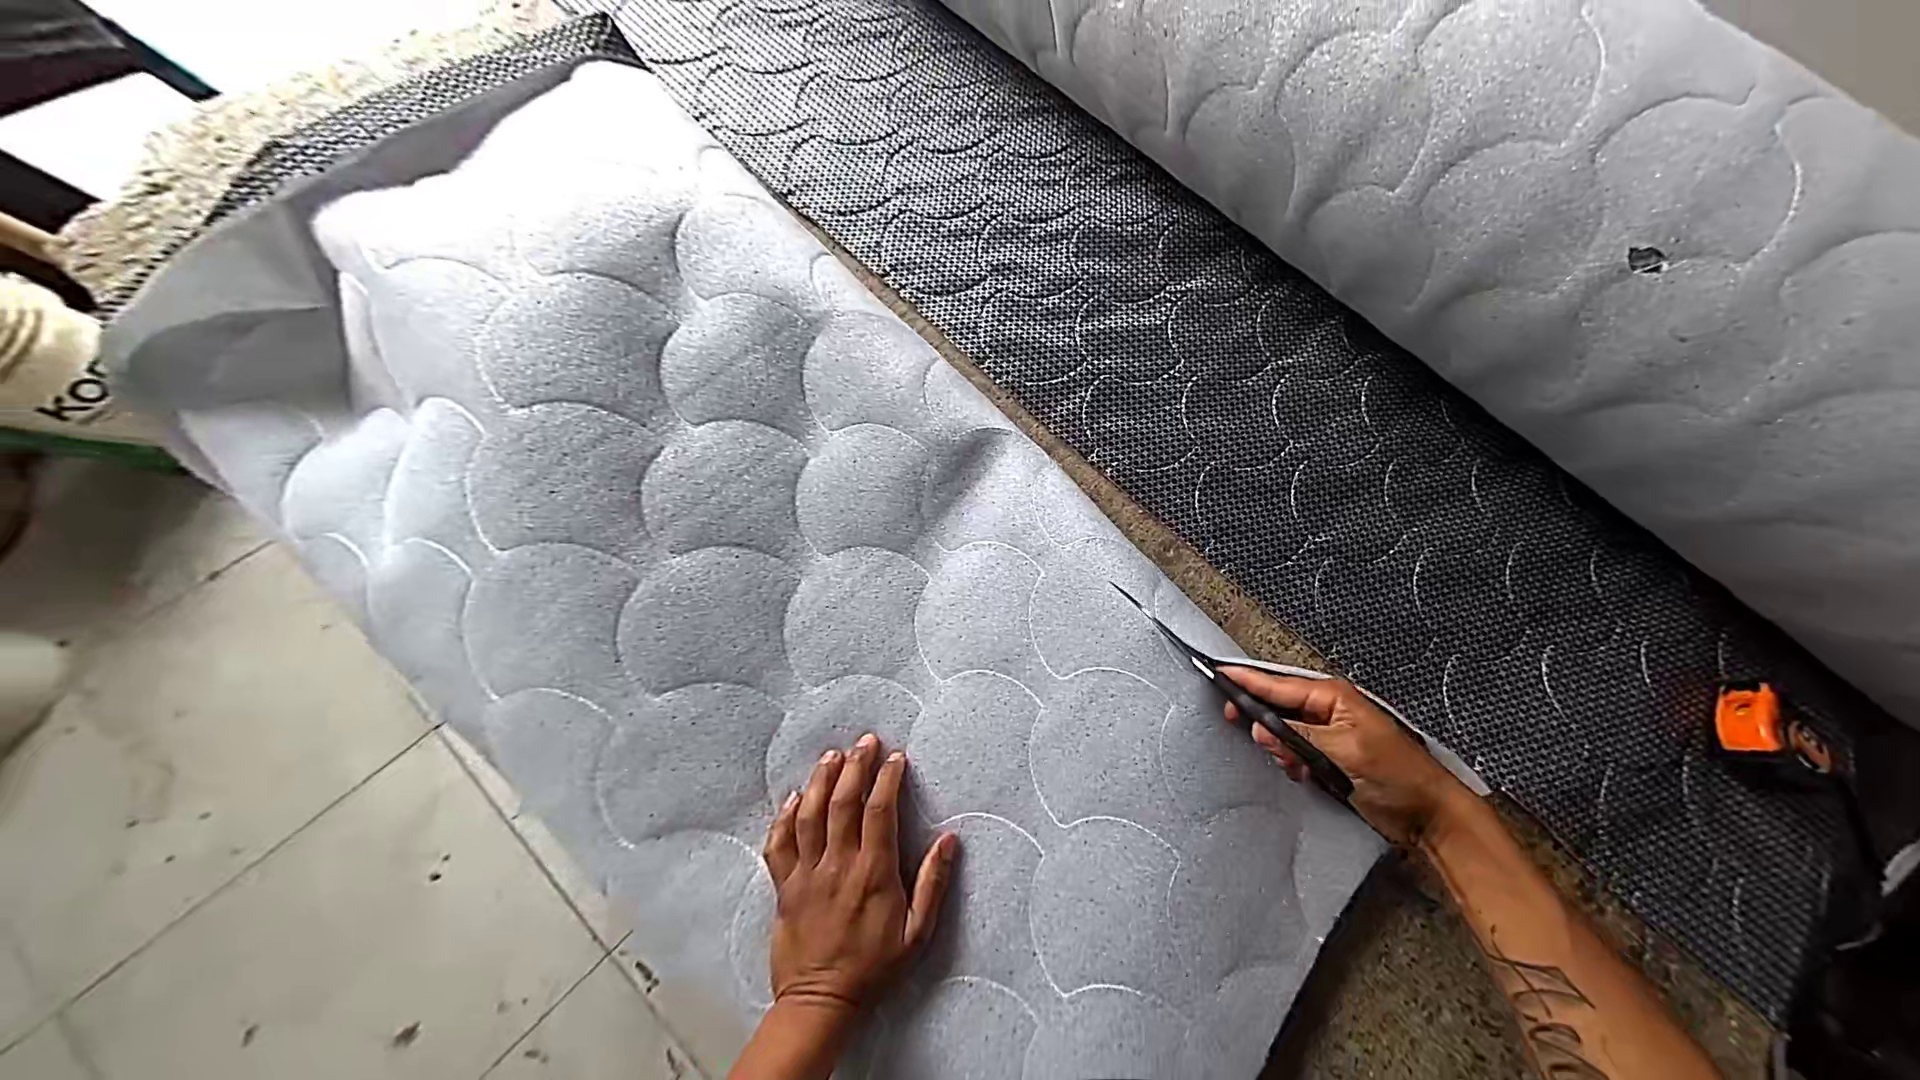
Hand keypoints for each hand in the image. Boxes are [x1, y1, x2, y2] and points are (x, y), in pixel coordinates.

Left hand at [761, 734, 957, 1024]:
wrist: (822, 1002)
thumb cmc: (873, 969)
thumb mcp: (917, 933)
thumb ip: (933, 883)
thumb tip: (949, 841)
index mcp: (873, 873)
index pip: (880, 811)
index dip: (887, 779)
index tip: (896, 758)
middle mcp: (838, 865)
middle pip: (843, 802)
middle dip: (855, 766)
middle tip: (865, 741)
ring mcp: (807, 874)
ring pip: (809, 815)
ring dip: (821, 781)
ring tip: (832, 755)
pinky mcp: (785, 886)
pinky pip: (778, 844)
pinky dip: (783, 816)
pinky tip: (792, 796)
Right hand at [1219, 667, 1470, 845]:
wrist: (1430, 816)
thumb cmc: (1401, 777)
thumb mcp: (1342, 749)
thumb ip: (1296, 735)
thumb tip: (1261, 726)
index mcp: (1334, 697)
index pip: (1278, 684)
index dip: (1246, 679)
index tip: (1219, 672)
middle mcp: (1329, 710)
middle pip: (1276, 704)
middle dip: (1260, 718)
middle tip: (1236, 721)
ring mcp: (1328, 732)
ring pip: (1282, 729)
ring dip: (1279, 746)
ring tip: (1291, 760)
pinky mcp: (1329, 755)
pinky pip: (1294, 749)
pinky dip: (1290, 759)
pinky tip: (1300, 770)